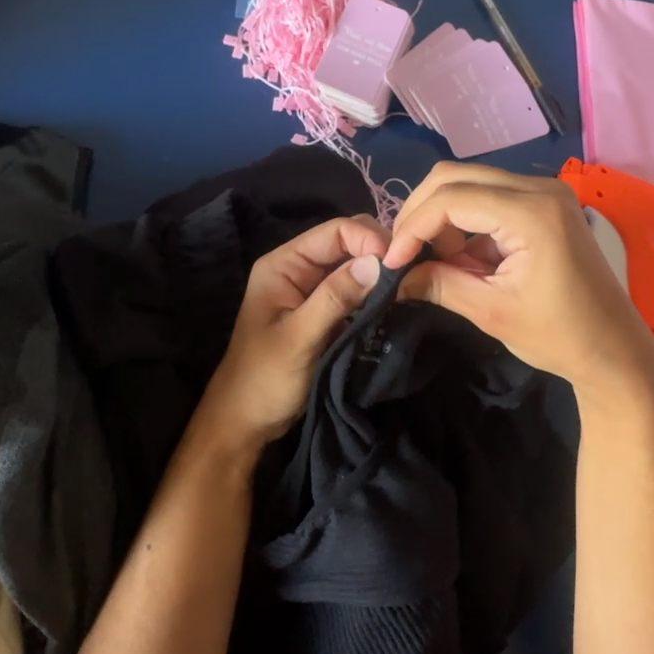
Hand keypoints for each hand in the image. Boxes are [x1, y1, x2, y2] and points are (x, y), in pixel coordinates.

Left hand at [200, 216, 389, 449]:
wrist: (245, 423)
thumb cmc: (264, 379)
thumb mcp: (299, 338)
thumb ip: (334, 298)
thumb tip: (377, 262)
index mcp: (283, 264)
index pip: (335, 231)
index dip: (368, 239)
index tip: (398, 263)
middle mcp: (298, 270)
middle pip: (347, 243)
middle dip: (377, 253)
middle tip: (408, 275)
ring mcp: (311, 291)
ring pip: (354, 267)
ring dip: (378, 275)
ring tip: (407, 288)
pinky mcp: (324, 314)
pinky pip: (354, 293)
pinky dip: (374, 295)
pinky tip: (394, 304)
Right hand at [384, 163, 653, 402]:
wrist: (615, 350)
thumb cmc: (559, 336)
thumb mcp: (491, 312)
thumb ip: (439, 284)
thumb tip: (393, 277)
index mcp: (532, 213)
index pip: (450, 198)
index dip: (412, 227)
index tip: (391, 262)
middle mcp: (539, 189)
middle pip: (455, 177)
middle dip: (420, 213)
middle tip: (402, 253)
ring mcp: (544, 192)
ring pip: (468, 183)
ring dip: (440, 217)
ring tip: (432, 260)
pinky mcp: (543, 204)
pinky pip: (487, 197)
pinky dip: (462, 222)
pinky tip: (459, 257)